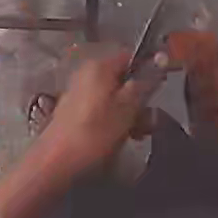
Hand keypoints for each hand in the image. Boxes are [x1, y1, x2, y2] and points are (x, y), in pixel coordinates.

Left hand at [37, 49, 159, 175]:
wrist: (56, 161)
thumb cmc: (95, 132)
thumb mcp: (128, 107)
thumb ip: (145, 83)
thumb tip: (161, 59)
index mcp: (98, 66)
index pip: (130, 56)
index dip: (149, 70)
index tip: (160, 90)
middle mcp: (87, 73)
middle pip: (123, 79)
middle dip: (140, 100)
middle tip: (148, 122)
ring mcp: (79, 92)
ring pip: (115, 97)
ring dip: (131, 114)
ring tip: (136, 134)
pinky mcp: (76, 111)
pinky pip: (103, 109)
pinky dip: (115, 121)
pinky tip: (120, 138)